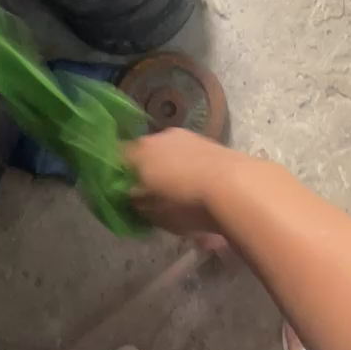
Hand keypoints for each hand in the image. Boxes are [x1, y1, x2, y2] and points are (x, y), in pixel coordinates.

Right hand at [125, 128, 254, 235]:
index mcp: (138, 152)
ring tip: (178, 196)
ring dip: (169, 170)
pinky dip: (188, 169)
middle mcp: (158, 137)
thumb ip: (136, 203)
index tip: (121, 192)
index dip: (117, 175)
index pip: (117, 157)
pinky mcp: (207, 141)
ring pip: (168, 153)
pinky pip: (188, 156)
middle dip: (145, 172)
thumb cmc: (185, 203)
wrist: (233, 186)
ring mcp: (184, 136)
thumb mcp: (153, 213)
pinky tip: (197, 190)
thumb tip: (131, 196)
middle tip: (150, 196)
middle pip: (144, 153)